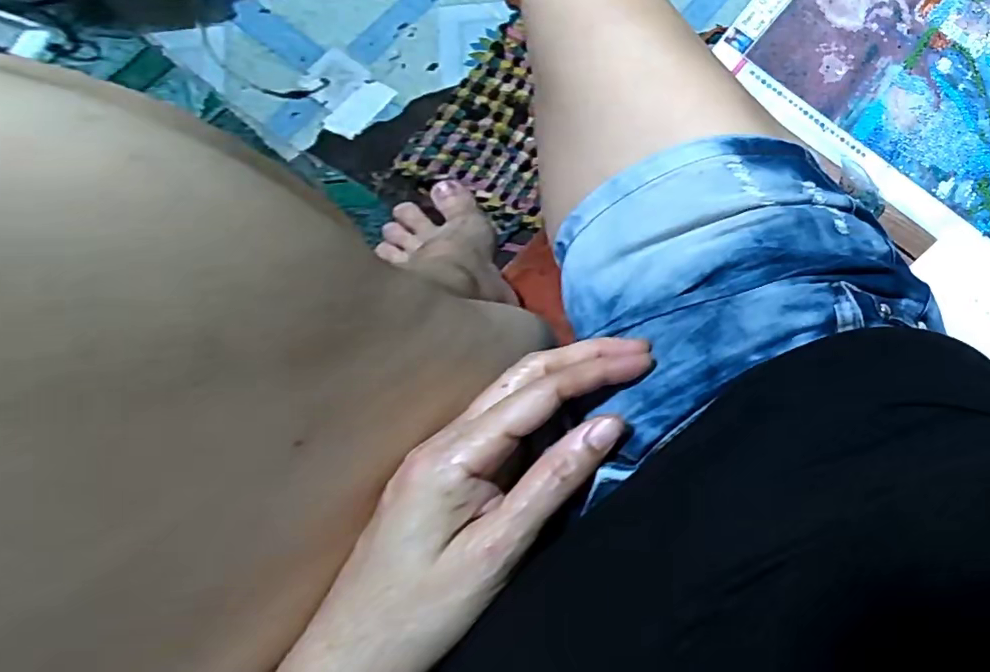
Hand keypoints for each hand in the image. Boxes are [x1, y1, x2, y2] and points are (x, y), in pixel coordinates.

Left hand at [278, 338, 652, 671]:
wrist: (344, 665)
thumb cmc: (420, 613)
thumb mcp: (498, 551)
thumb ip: (556, 480)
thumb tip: (613, 422)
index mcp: (454, 455)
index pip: (541, 392)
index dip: (597, 370)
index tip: (644, 360)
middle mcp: (448, 439)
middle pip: (528, 375)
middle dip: (588, 354)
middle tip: (641, 349)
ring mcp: (446, 450)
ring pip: (518, 387)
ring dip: (572, 367)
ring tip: (620, 360)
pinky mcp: (452, 466)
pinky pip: (511, 414)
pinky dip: (554, 394)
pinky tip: (579, 398)